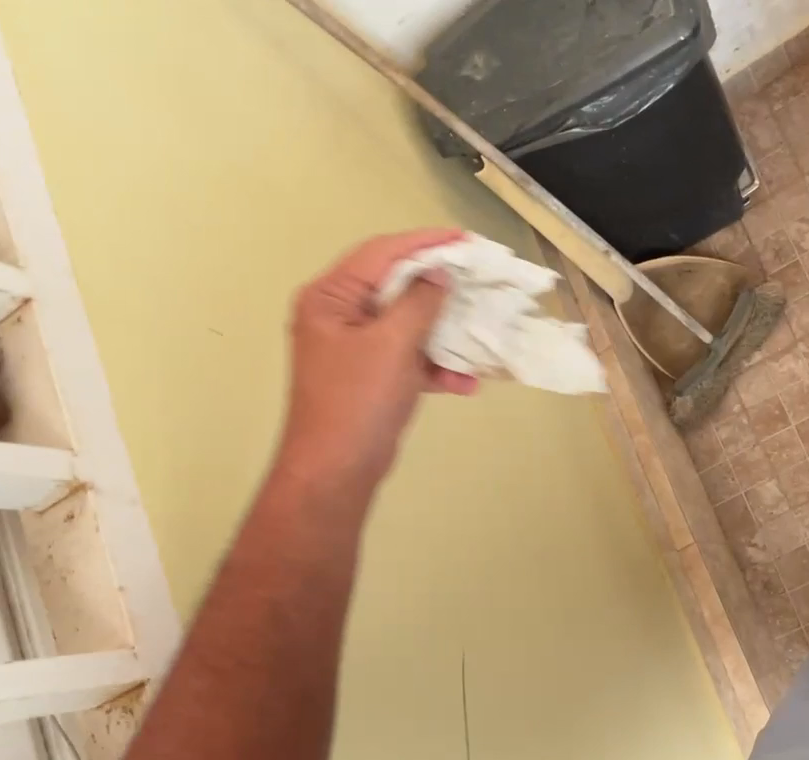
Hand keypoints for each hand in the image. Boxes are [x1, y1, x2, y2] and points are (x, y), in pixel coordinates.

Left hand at [279, 229, 478, 486]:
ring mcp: (356, 349)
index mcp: (330, 297)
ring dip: (444, 335)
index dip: (424, 243)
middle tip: (478, 281)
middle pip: (397, 287)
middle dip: (440, 290)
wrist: (337, 470)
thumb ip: (418, 304)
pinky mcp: (373, 378)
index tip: (465, 240)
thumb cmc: (357, 402)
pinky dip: (437, 368)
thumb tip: (438, 275)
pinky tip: (464, 383)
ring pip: (409, 325)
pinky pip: (410, 360)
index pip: (381, 254)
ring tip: (478, 337)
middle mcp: (340, 315)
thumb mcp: (391, 345)